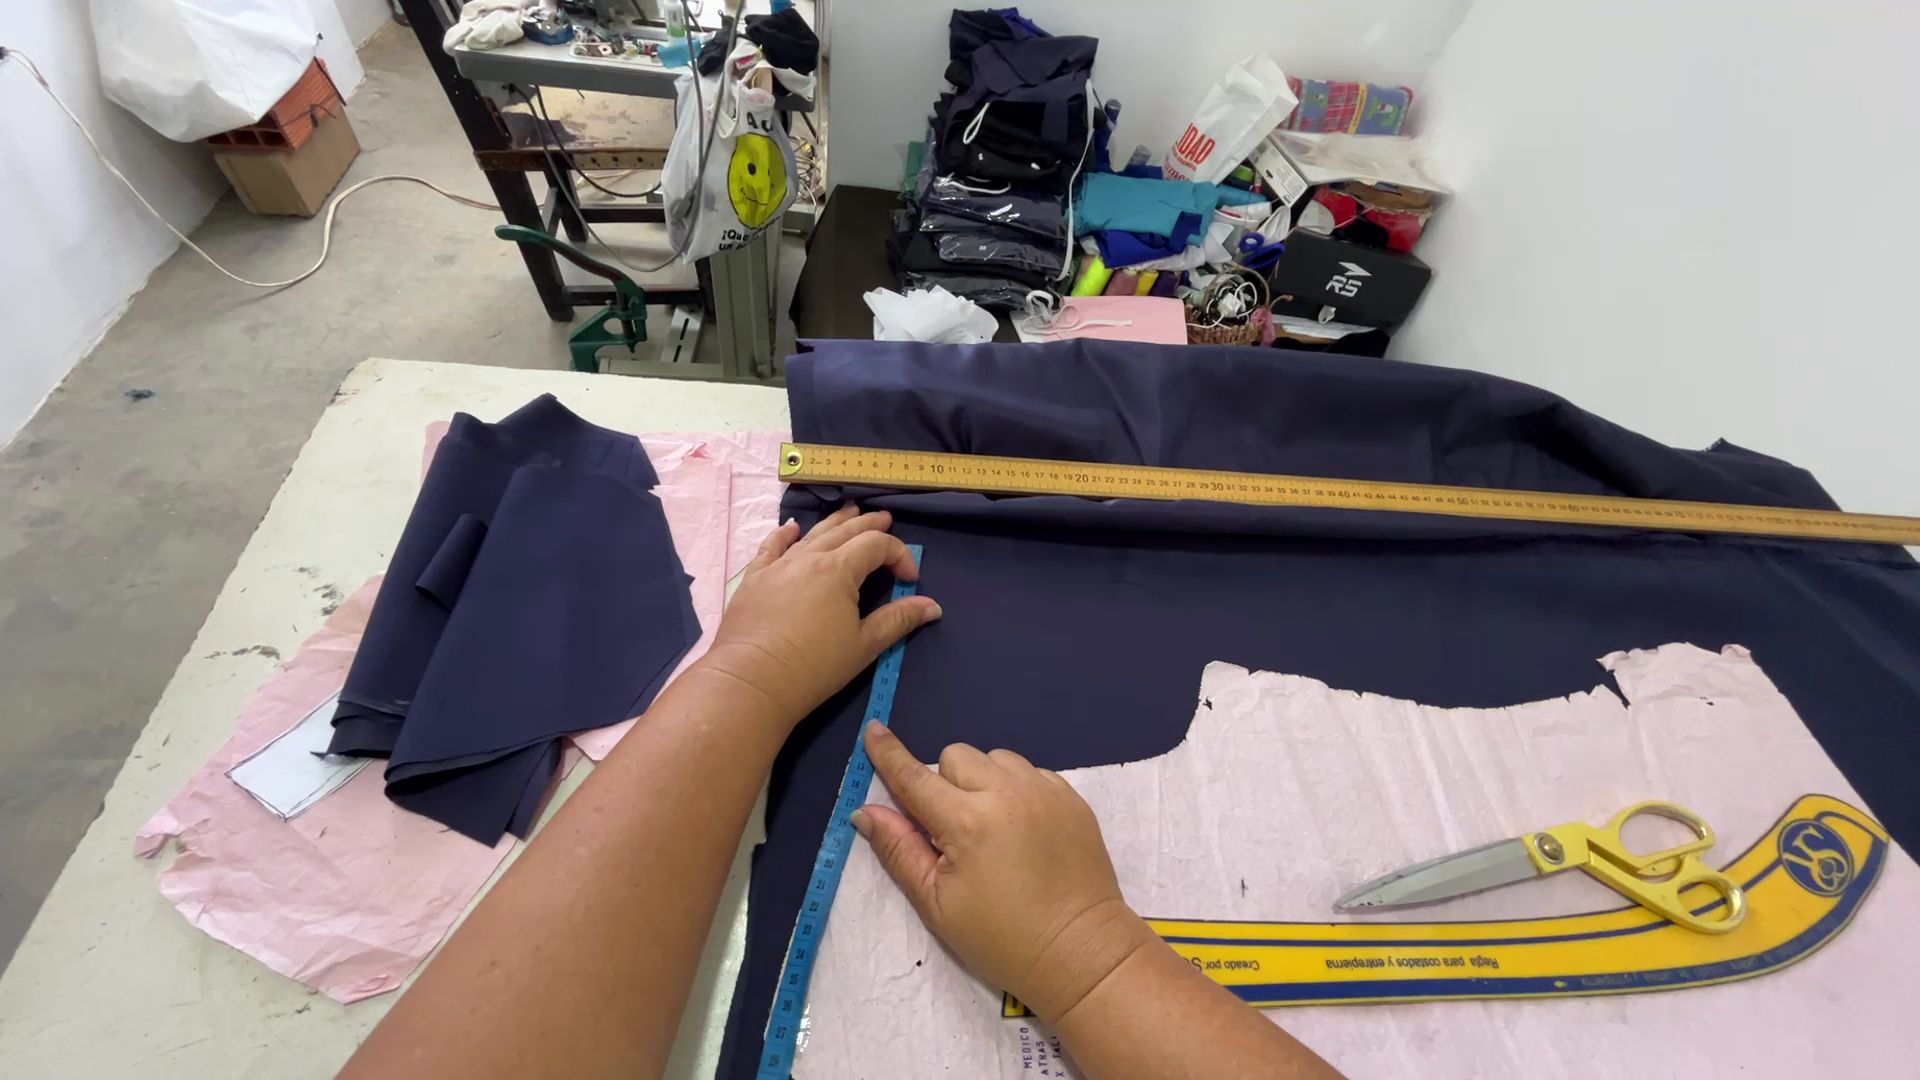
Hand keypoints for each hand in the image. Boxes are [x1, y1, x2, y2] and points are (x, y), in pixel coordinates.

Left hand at [698, 505, 941, 726]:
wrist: (751, 681)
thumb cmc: (814, 667)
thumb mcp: (864, 645)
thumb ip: (898, 620)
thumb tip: (933, 606)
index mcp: (839, 570)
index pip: (876, 546)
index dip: (899, 555)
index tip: (910, 578)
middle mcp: (809, 558)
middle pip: (845, 531)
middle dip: (870, 525)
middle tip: (885, 518)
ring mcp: (778, 565)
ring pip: (812, 534)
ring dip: (835, 521)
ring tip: (851, 510)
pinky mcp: (754, 578)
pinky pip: (771, 546)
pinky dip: (783, 534)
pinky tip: (790, 527)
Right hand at [853, 722, 1157, 1023]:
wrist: (1081, 952)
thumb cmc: (1001, 938)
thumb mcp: (937, 904)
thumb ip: (899, 850)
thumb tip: (866, 811)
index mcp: (967, 822)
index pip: (915, 777)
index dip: (889, 753)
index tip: (874, 729)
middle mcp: (1006, 792)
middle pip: (956, 756)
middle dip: (945, 782)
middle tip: (953, 825)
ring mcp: (1043, 789)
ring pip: (995, 757)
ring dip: (982, 779)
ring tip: (993, 824)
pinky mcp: (1070, 795)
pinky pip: (1029, 769)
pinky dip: (1016, 786)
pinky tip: (1023, 825)